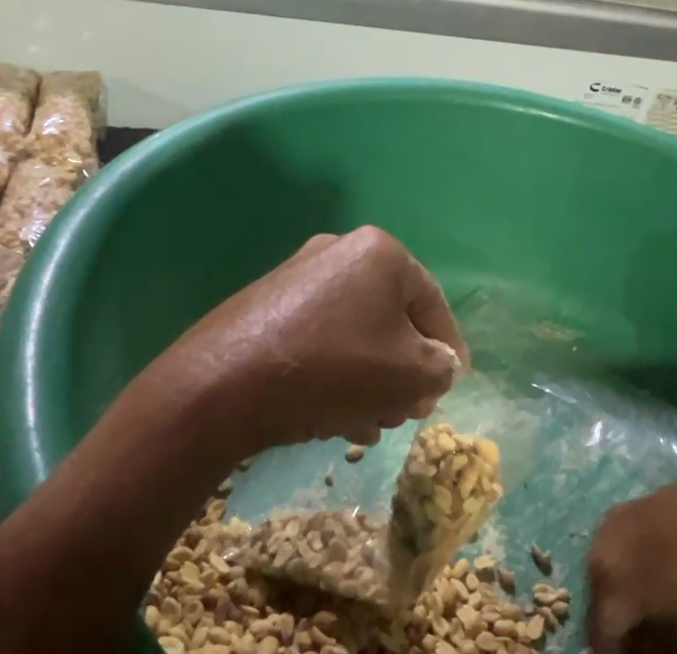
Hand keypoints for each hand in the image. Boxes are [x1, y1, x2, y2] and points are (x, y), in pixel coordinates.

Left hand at [152, 226, 468, 454]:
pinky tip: (335, 417)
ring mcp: (297, 277)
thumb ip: (440, 368)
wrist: (226, 384)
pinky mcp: (266, 306)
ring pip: (355, 334)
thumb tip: (439, 365)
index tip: (450, 388)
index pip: (432, 304)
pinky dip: (335, 373)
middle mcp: (339, 252)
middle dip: (404, 371)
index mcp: (380, 253)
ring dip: (371, 380)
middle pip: (390, 319)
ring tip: (370, 425)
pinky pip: (319, 339)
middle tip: (406, 412)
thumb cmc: (335, 369)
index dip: (448, 350)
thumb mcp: (410, 375)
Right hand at [587, 458, 676, 653]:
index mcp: (606, 580)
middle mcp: (601, 544)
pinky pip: (634, 547)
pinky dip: (649, 570)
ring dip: (638, 597)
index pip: (601, 637)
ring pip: (620, 571)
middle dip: (629, 626)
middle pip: (606, 601)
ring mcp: (623, 516)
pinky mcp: (645, 501)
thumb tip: (642, 650)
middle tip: (661, 642)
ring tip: (672, 615)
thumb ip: (660, 652)